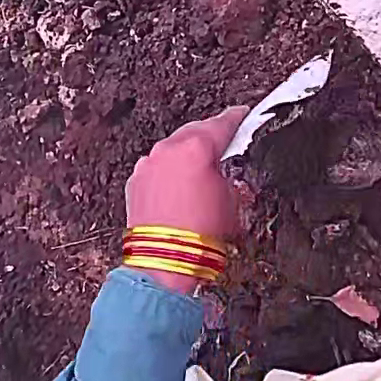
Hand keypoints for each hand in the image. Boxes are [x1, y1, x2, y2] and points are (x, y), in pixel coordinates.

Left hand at [124, 106, 249, 291]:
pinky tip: (180, 189)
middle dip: (211, 137)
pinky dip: (169, 172)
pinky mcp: (136, 180)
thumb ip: (233, 177)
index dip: (239, 118)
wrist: (163, 264)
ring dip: (188, 156)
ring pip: (174, 148)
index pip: (224, 122)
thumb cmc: (199, 237)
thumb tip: (231, 173)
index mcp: (196, 147)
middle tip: (226, 147)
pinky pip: (158, 166)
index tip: (244, 116)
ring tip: (202, 174)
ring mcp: (148, 164)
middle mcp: (168, 149)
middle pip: (196, 131)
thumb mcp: (233, 202)